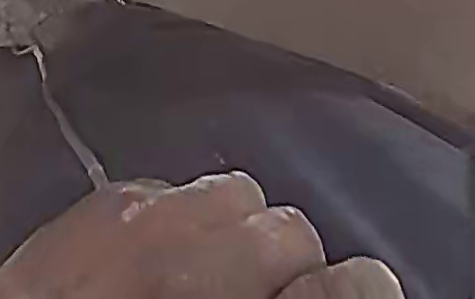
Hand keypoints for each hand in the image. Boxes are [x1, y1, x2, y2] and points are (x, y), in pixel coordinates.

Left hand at [0, 172, 402, 298]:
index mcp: (209, 297)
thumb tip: (327, 284)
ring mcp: (138, 222)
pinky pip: (174, 187)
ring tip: (224, 256)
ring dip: (240, 222)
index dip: (358, 288)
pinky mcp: (102, 201)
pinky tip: (167, 242)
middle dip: (293, 258)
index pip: (325, 289)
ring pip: (235, 189)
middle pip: (285, 229)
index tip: (372, 283)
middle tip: (279, 288)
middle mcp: (181, 265)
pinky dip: (183, 210)